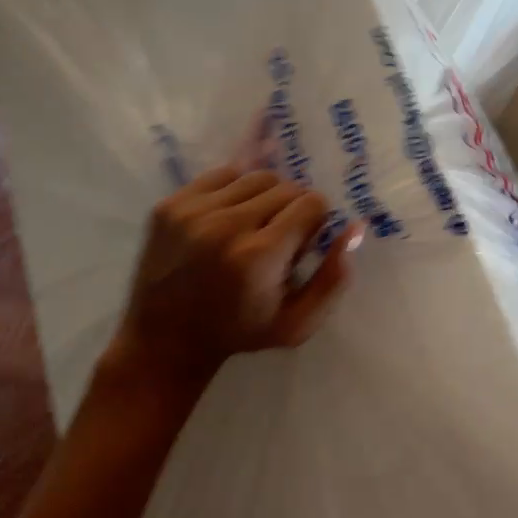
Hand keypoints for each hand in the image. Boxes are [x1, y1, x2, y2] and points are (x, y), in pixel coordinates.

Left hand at [105, 166, 361, 391]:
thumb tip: (356, 227)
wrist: (162, 342)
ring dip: (265, 197)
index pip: (312, 203)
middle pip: (287, 187)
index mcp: (259, 255)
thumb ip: (334, 278)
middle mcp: (226, 226)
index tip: (299, 244)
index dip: (313, 222)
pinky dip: (234, 191)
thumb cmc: (240, 332)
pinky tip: (227, 217)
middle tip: (278, 236)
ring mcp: (193, 212)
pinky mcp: (170, 205)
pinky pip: (222, 174)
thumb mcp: (298, 322)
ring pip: (257, 177)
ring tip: (254, 224)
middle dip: (291, 208)